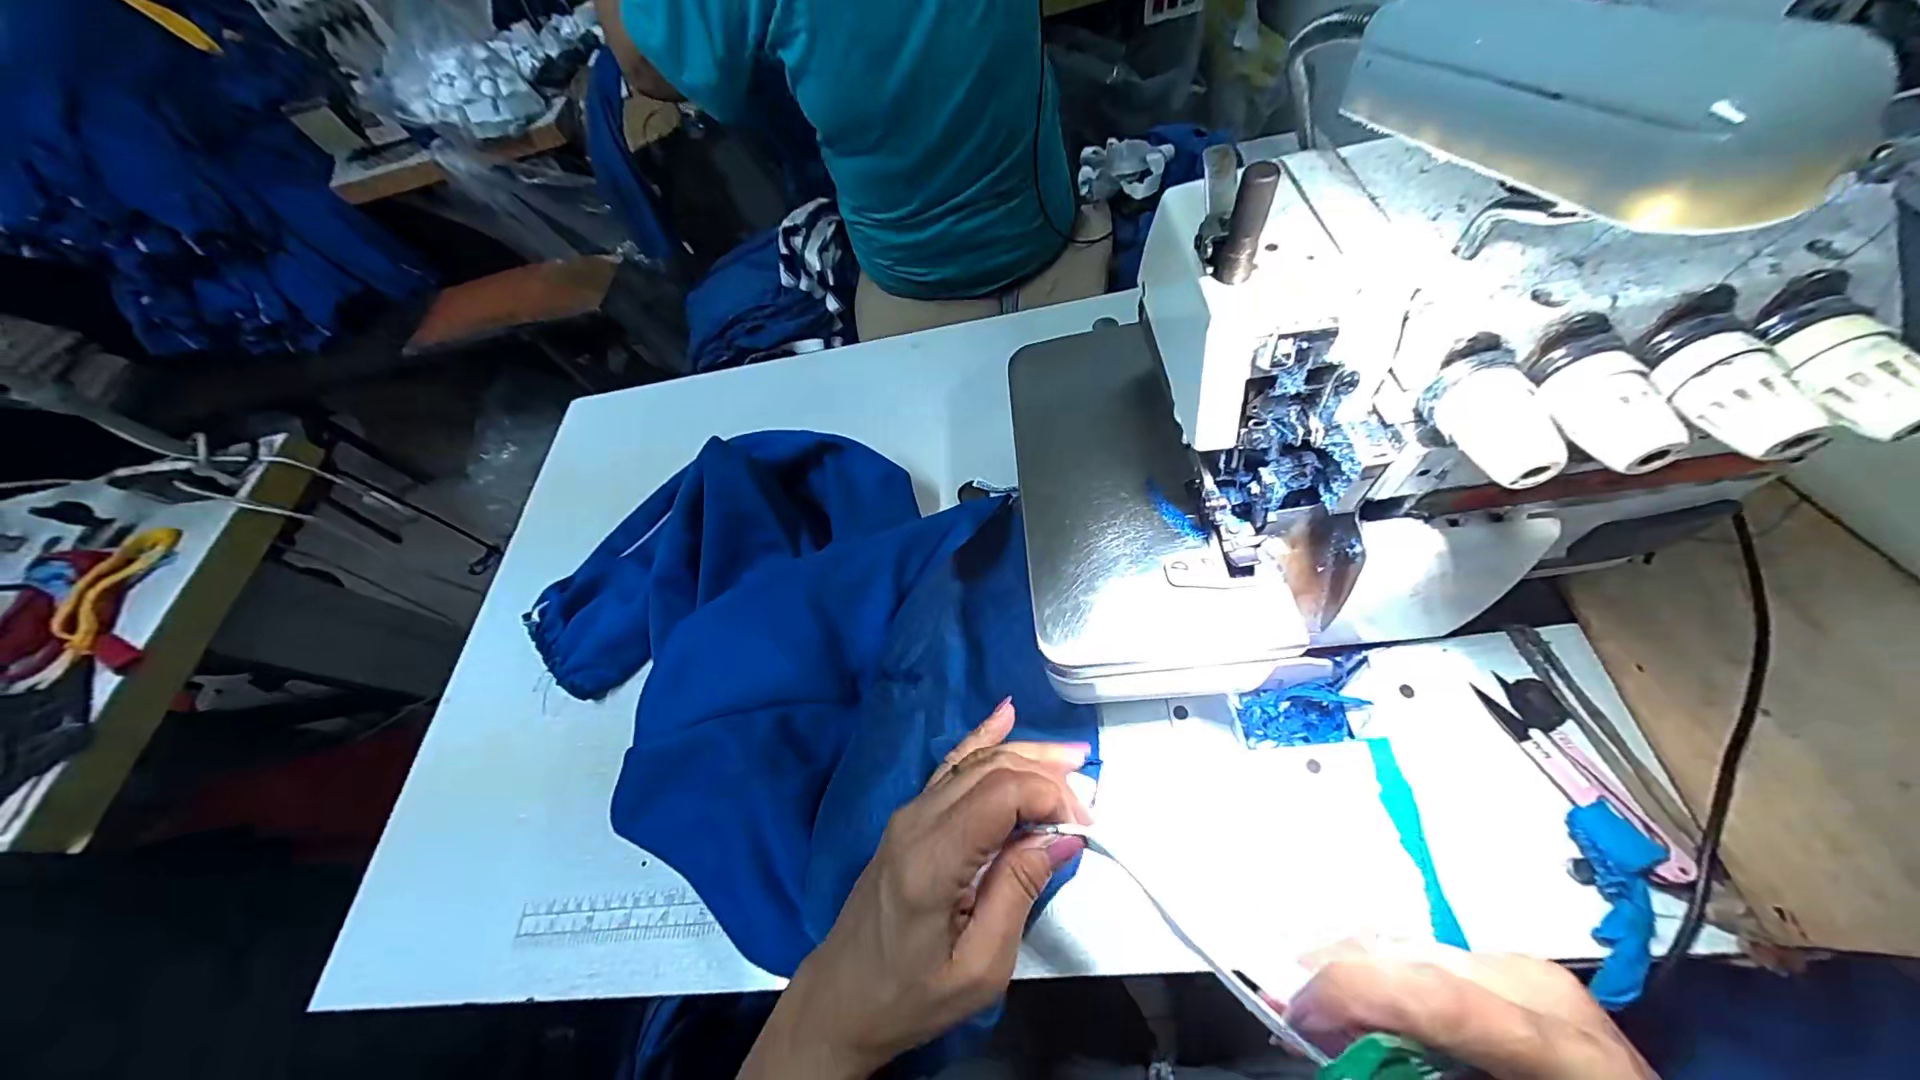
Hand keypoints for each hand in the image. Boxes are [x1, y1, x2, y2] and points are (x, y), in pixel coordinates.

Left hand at [738, 699, 1092, 1079]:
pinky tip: (1006, 715)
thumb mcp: (979, 967)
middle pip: (991, 770)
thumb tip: (1061, 838)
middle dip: (1045, 775)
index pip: (1000, 794)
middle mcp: (917, 820)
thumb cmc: (911, 996)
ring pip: (975, 762)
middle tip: (1087, 799)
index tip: (1081, 827)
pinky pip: (952, 766)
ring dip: (1025, 756)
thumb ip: (1019, 892)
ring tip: (1072, 758)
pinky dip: (983, 738)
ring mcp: (909, 812)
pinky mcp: (909, 816)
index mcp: (933, 860)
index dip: (1048, 797)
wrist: (841, 998)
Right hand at [1282, 938, 1658, 1079]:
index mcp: (1567, 1055)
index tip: (1296, 1019)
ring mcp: (1527, 971)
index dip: (1354, 996)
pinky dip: (1377, 968)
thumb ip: (1406, 1074)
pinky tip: (1352, 991)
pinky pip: (1423, 953)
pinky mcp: (1512, 968)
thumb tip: (1329, 1045)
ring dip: (1346, 967)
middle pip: (1410, 959)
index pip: (1441, 999)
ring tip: (1304, 999)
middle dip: (1333, 977)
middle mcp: (1542, 992)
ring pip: (1408, 944)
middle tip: (1282, 1009)